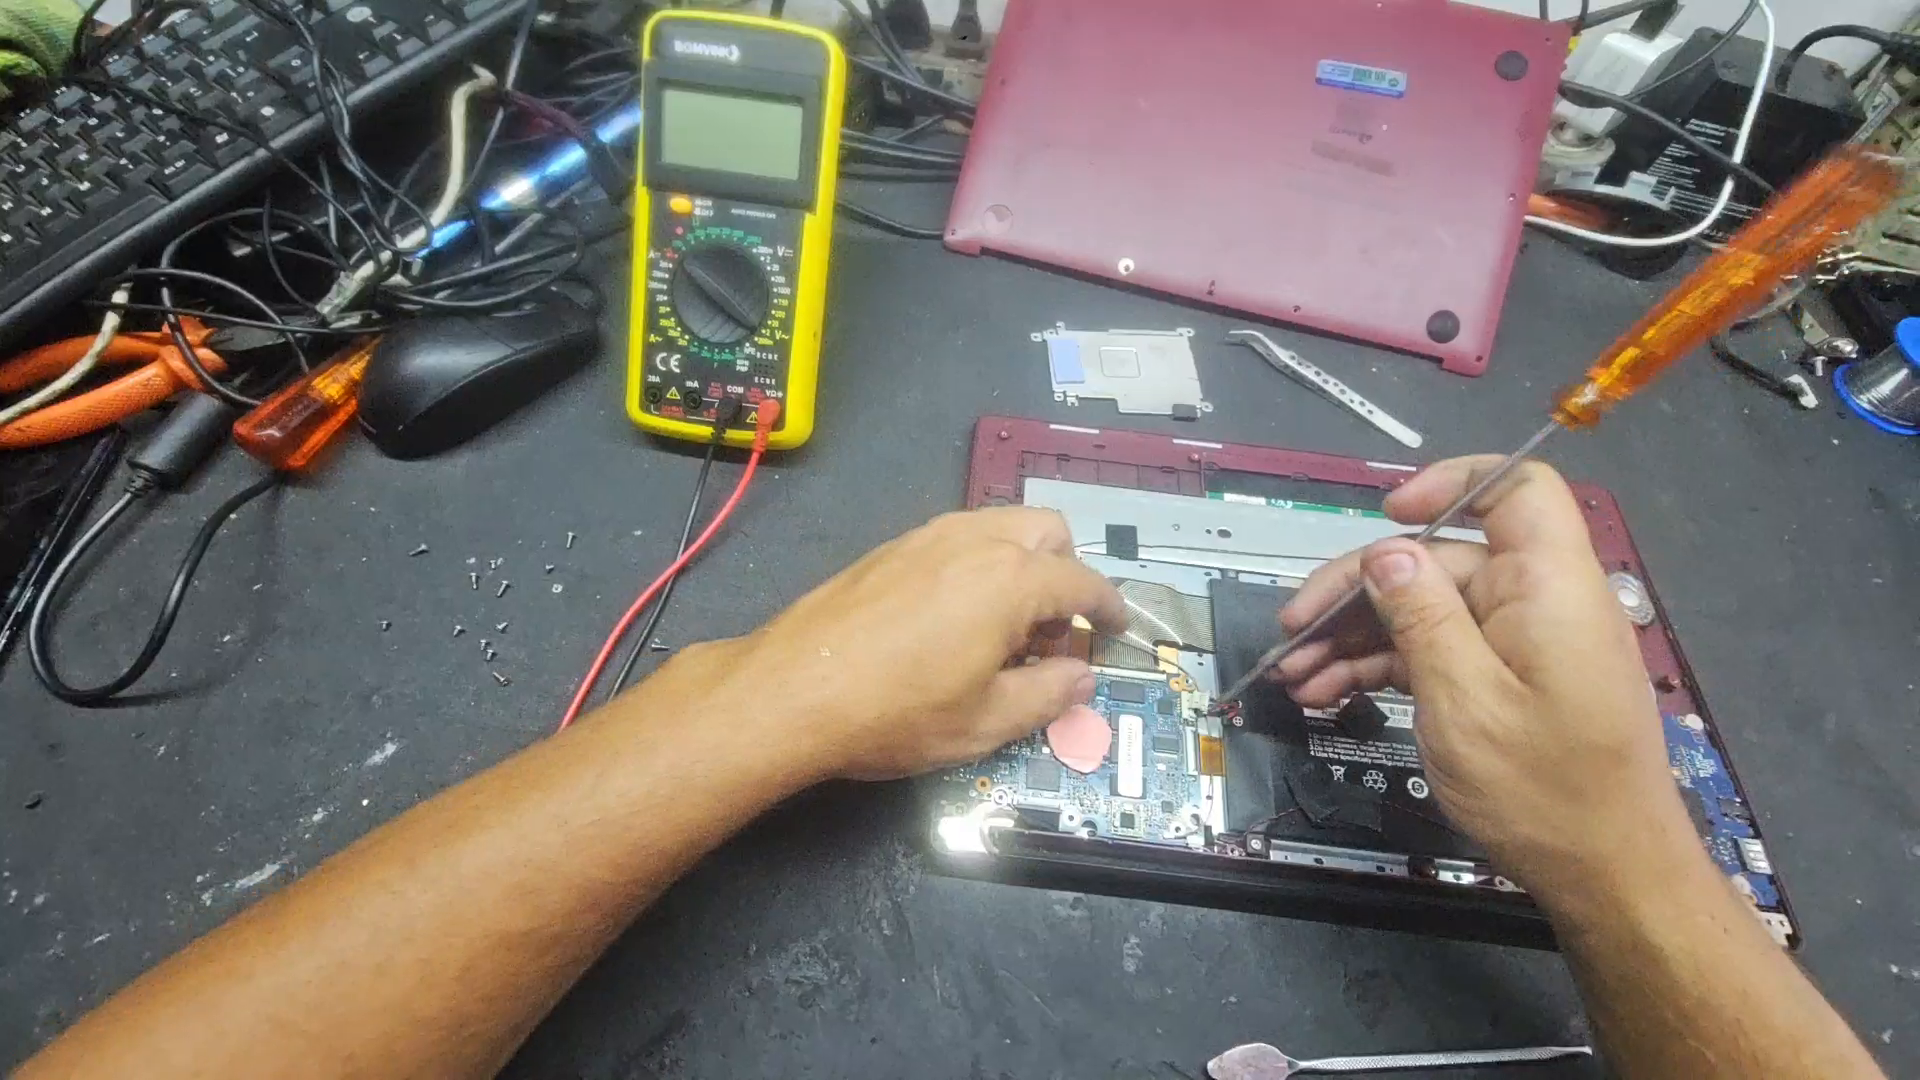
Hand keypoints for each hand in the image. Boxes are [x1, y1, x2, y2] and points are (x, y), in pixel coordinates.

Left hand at [661, 508, 1124, 782]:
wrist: (793, 689)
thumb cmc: (898, 712)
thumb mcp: (986, 722)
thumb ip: (1048, 695)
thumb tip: (1083, 677)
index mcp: (1011, 580)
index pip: (1083, 582)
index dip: (1110, 606)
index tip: (1117, 627)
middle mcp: (976, 540)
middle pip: (1048, 530)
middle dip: (1066, 570)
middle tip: (1053, 629)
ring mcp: (930, 535)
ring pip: (1001, 524)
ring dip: (1023, 561)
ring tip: (1005, 622)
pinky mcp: (894, 545)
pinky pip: (959, 535)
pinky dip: (981, 559)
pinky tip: (955, 611)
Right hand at [1274, 457, 1690, 895]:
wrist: (1602, 876)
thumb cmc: (1544, 789)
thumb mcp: (1465, 700)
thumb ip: (1423, 617)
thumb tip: (1386, 553)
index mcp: (1545, 588)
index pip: (1517, 492)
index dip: (1451, 483)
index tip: (1387, 515)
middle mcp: (1527, 601)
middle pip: (1431, 562)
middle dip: (1353, 593)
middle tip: (1291, 631)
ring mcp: (1505, 640)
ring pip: (1413, 610)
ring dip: (1347, 639)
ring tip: (1293, 675)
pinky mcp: (1488, 673)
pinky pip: (1421, 649)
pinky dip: (1371, 666)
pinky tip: (1323, 690)